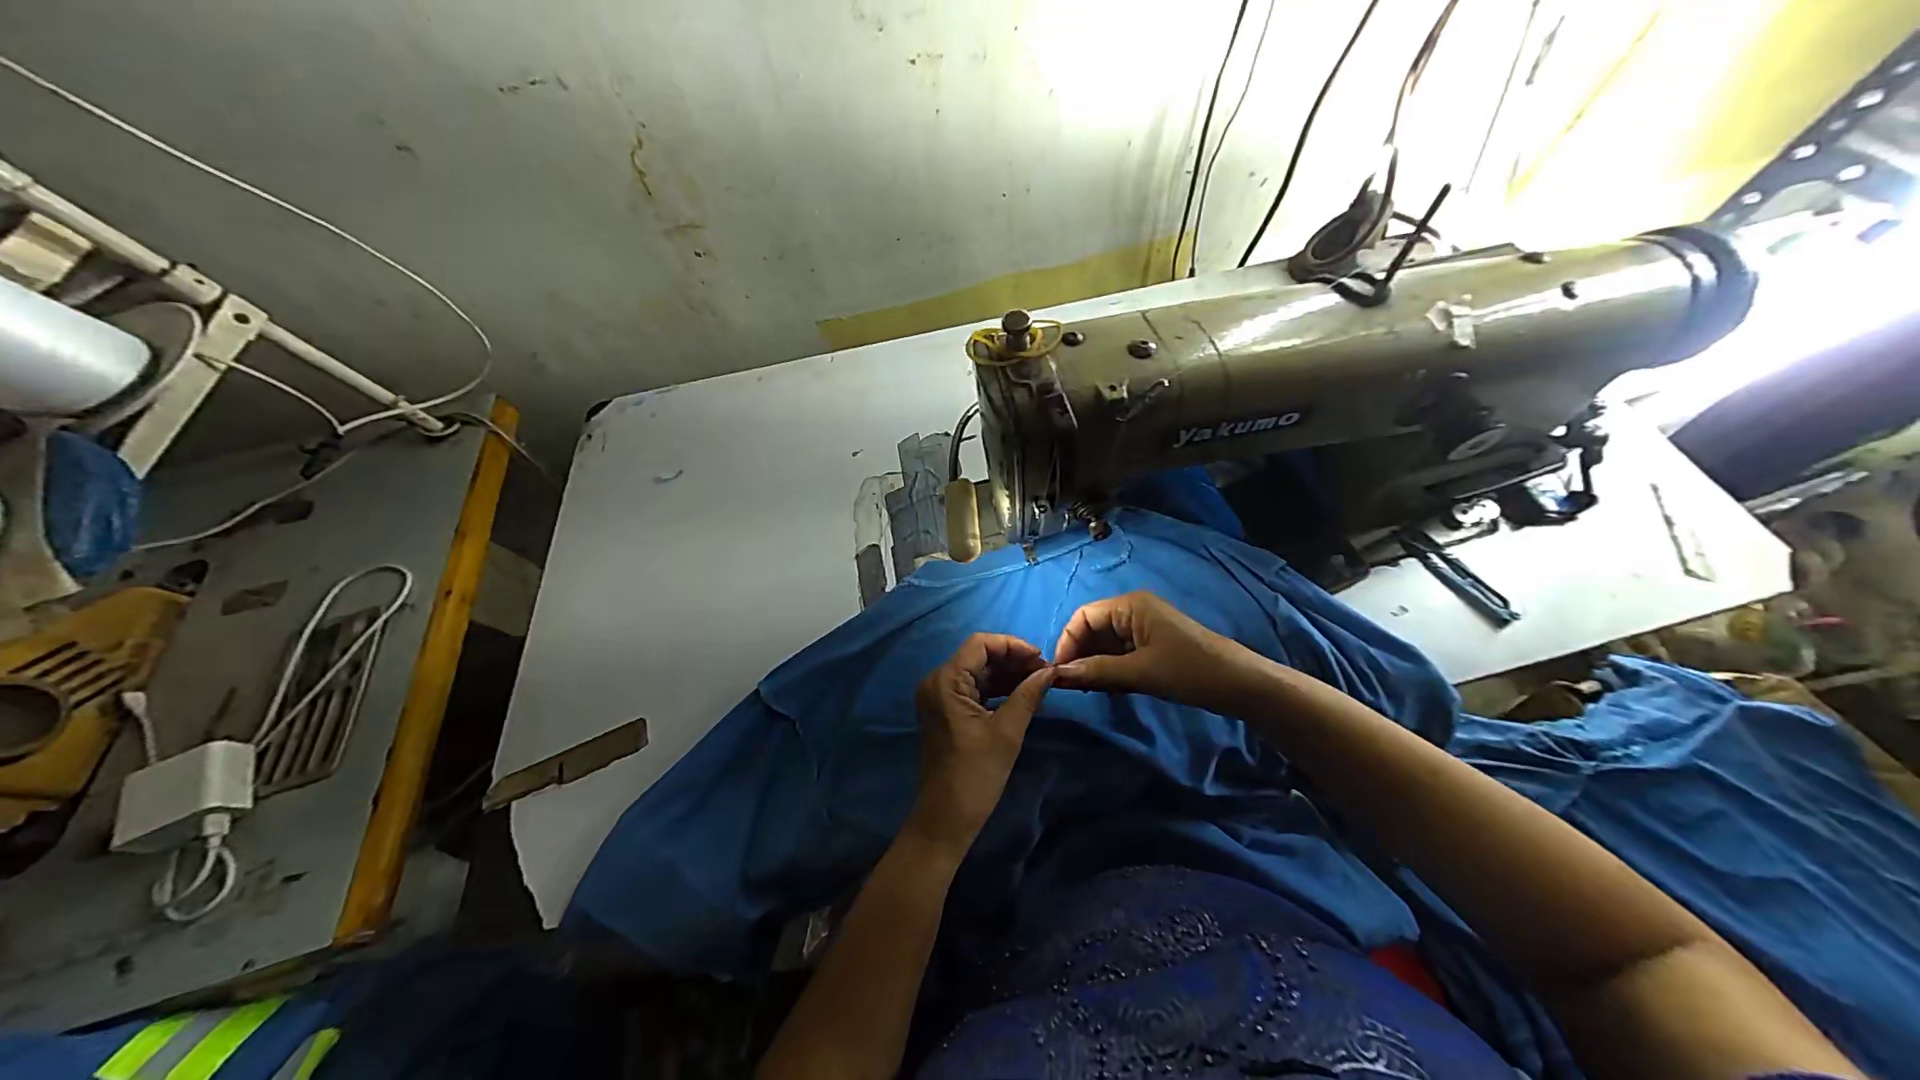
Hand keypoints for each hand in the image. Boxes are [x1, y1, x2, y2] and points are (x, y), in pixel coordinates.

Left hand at [908, 634, 1055, 856]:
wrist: (946, 818)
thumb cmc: (975, 775)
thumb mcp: (1007, 732)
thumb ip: (1028, 695)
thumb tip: (1051, 671)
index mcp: (945, 681)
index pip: (980, 644)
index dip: (1013, 646)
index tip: (1042, 660)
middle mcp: (936, 682)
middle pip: (978, 656)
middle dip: (1012, 660)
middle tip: (1045, 673)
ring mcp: (938, 697)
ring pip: (977, 672)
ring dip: (1007, 674)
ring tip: (1039, 684)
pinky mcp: (944, 712)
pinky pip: (972, 689)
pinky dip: (996, 689)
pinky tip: (1022, 695)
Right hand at [1053, 591, 1275, 714]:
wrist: (1237, 683)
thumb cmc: (1188, 670)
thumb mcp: (1138, 672)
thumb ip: (1096, 671)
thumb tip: (1057, 675)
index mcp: (1129, 605)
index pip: (1083, 616)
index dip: (1067, 642)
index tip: (1059, 673)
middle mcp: (1133, 611)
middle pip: (1092, 629)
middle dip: (1080, 656)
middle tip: (1071, 686)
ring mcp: (1143, 628)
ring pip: (1105, 644)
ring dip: (1094, 665)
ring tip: (1090, 690)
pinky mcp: (1152, 645)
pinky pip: (1120, 653)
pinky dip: (1110, 669)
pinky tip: (1110, 689)